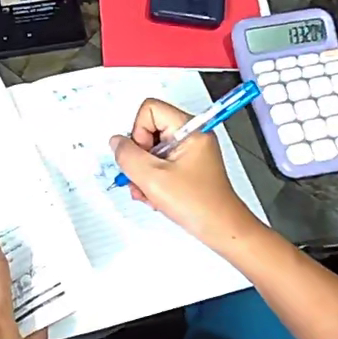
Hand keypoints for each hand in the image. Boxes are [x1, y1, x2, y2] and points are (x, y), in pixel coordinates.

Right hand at [111, 98, 264, 252]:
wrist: (221, 228)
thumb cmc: (200, 204)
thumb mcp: (152, 178)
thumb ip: (128, 156)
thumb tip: (116, 142)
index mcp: (190, 129)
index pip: (150, 110)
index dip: (138, 133)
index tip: (144, 157)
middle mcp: (191, 136)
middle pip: (149, 131)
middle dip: (140, 158)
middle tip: (144, 177)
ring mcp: (190, 153)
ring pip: (152, 152)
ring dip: (144, 174)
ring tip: (150, 192)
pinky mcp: (188, 168)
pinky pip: (160, 165)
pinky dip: (153, 181)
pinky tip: (156, 197)